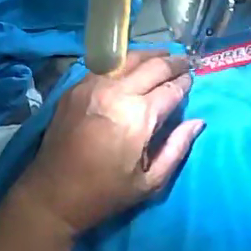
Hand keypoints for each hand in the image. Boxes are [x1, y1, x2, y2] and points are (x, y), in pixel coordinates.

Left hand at [9, 52, 204, 237]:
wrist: (53, 194)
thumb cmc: (104, 193)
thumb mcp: (149, 182)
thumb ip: (176, 149)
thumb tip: (197, 122)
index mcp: (139, 116)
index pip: (171, 89)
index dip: (185, 83)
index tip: (192, 79)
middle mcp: (117, 92)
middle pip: (152, 66)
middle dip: (172, 62)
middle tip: (185, 61)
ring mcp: (92, 86)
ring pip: (127, 59)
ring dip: (148, 56)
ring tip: (162, 56)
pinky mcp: (75, 89)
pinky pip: (105, 67)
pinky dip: (122, 63)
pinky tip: (130, 67)